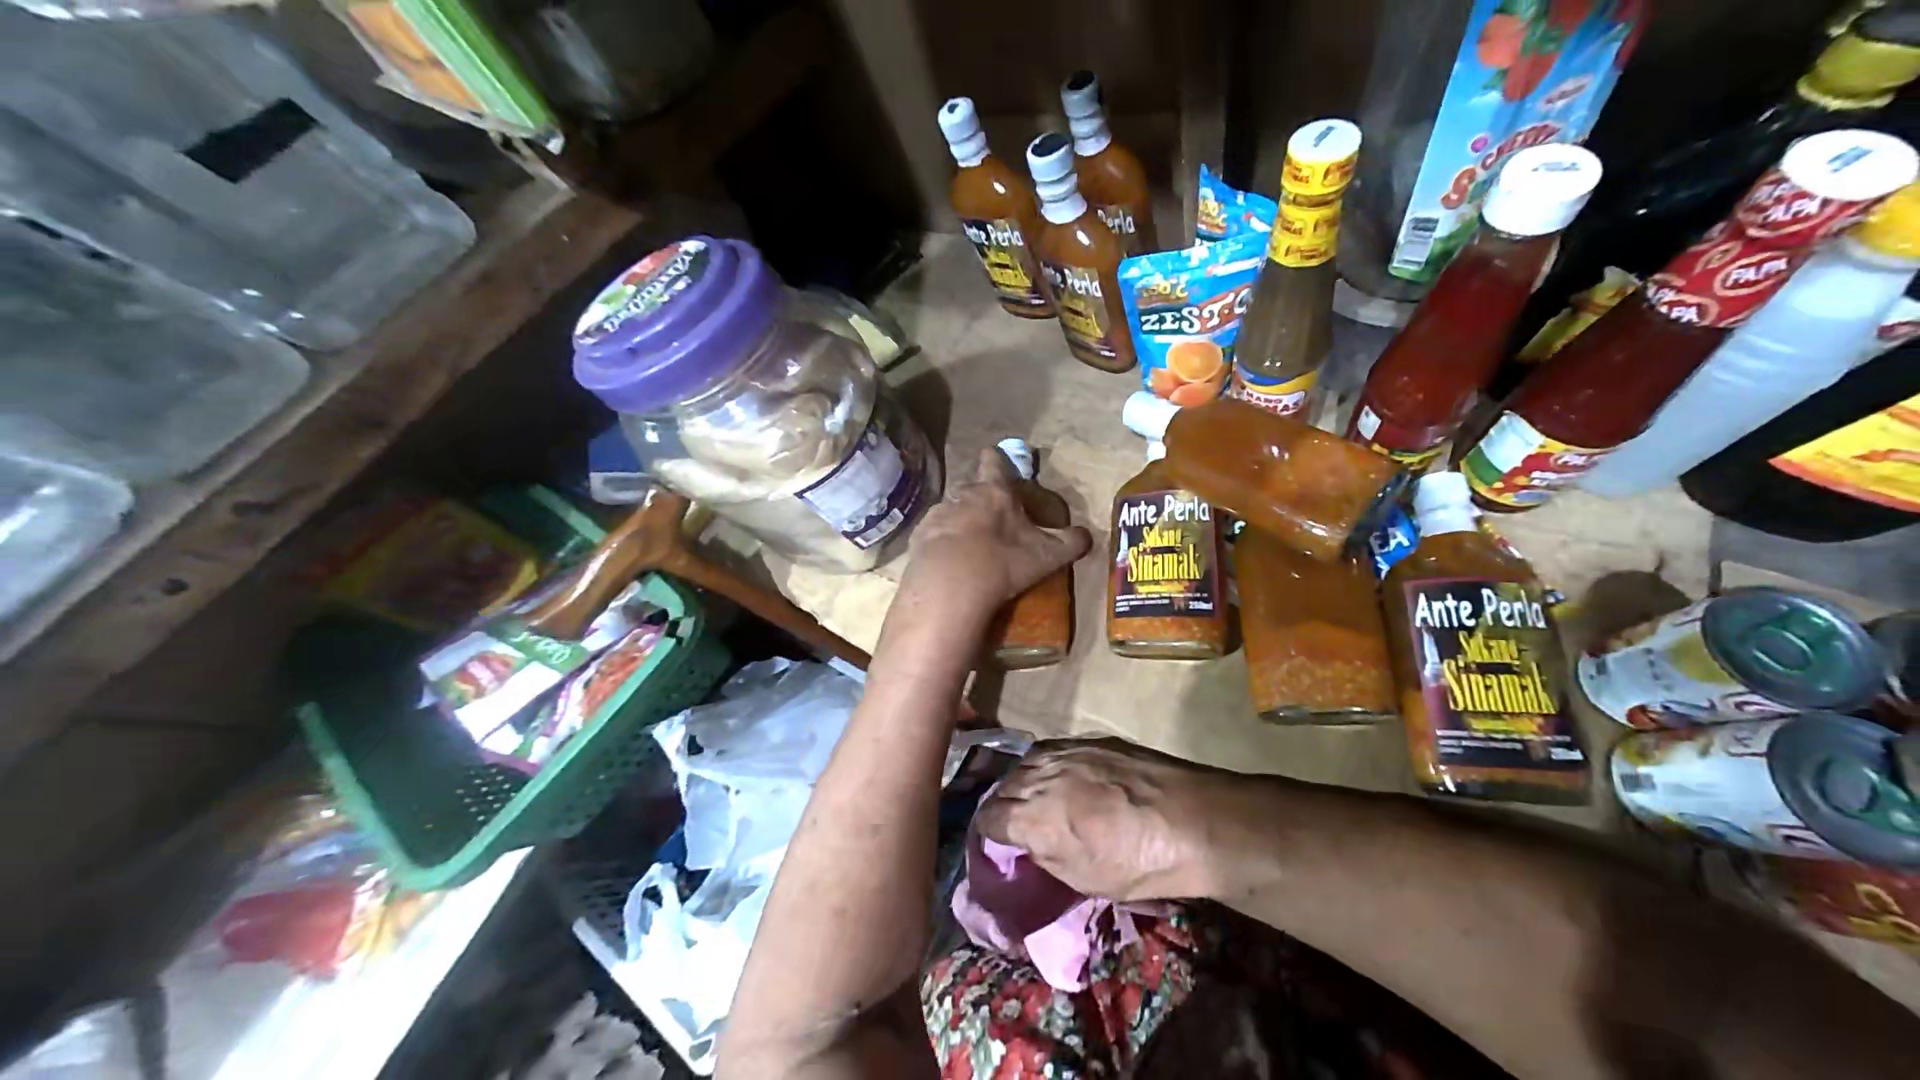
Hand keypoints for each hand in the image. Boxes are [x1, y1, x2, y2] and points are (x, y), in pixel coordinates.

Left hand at [895, 448, 1090, 620]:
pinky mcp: (918, 536)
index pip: (994, 460)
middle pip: (972, 487)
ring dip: (959, 522)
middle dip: (982, 499)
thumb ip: (1070, 543)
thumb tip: (1087, 536)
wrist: (950, 585)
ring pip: (950, 510)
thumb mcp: (1047, 556)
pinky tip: (947, 562)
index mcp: (995, 491)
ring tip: (968, 547)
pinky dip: (940, 543)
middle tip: (993, 522)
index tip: (999, 463)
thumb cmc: (1003, 561)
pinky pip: (932, 534)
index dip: (998, 460)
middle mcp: (962, 494)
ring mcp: (937, 514)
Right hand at [973, 741, 1235, 902]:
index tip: (994, 842)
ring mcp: (1066, 753)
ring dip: (1021, 782)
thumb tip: (1027, 843)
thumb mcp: (1083, 880)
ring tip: (1032, 797)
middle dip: (1001, 805)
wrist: (1192, 821)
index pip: (988, 818)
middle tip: (1012, 822)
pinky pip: (1052, 750)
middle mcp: (1041, 778)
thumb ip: (1044, 856)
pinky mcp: (1090, 741)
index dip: (987, 833)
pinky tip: (1058, 776)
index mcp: (1034, 818)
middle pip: (1002, 787)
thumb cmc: (1139, 864)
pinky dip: (1046, 765)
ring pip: (1024, 764)